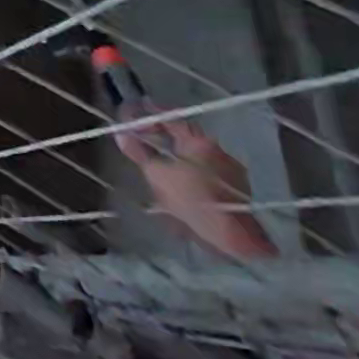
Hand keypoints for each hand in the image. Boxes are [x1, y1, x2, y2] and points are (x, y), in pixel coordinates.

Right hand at [114, 111, 276, 258]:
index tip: (132, 118)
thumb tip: (122, 135)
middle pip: (185, 140)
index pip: (172, 119)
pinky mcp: (236, 196)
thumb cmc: (194, 201)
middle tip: (141, 143)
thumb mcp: (158, 176)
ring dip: (175, 162)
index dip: (150, 117)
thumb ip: (140, 153)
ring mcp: (231, 174)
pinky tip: (177, 192)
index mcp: (201, 142)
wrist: (236, 241)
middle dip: (162, 141)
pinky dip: (189, 179)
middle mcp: (219, 152)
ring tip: (157, 171)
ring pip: (195, 160)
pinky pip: (205, 177)